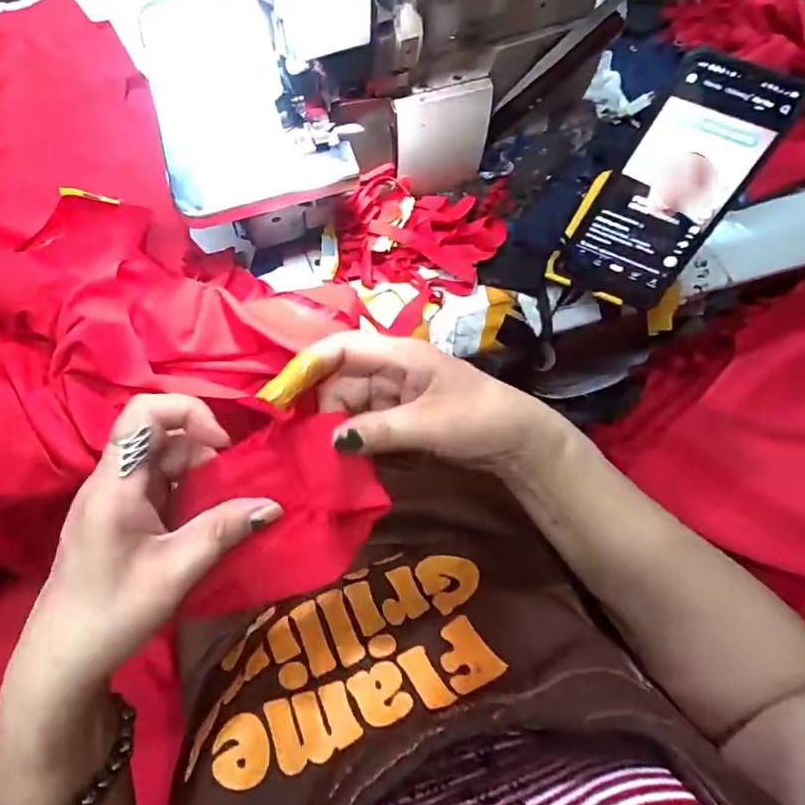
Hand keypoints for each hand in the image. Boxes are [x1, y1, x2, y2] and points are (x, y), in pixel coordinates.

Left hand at [1, 395, 279, 720]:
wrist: (61, 657)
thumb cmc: (112, 613)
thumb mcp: (175, 572)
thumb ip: (222, 532)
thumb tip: (272, 505)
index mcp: (116, 482)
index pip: (144, 412)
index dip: (187, 411)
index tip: (220, 445)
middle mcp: (111, 479)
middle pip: (159, 436)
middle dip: (201, 452)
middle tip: (228, 492)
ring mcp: (112, 497)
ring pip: (160, 461)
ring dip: (195, 477)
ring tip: (218, 512)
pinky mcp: (117, 515)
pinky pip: (155, 486)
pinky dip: (182, 495)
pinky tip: (198, 525)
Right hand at [302, 331, 579, 479]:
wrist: (521, 442)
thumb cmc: (480, 419)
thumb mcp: (429, 425)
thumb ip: (379, 431)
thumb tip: (332, 441)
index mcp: (398, 354)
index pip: (341, 347)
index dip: (309, 364)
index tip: (283, 393)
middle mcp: (389, 367)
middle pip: (339, 379)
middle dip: (325, 409)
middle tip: (318, 445)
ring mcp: (393, 391)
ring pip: (348, 404)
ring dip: (340, 428)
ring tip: (333, 458)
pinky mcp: (398, 413)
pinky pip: (364, 421)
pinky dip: (355, 438)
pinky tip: (351, 458)